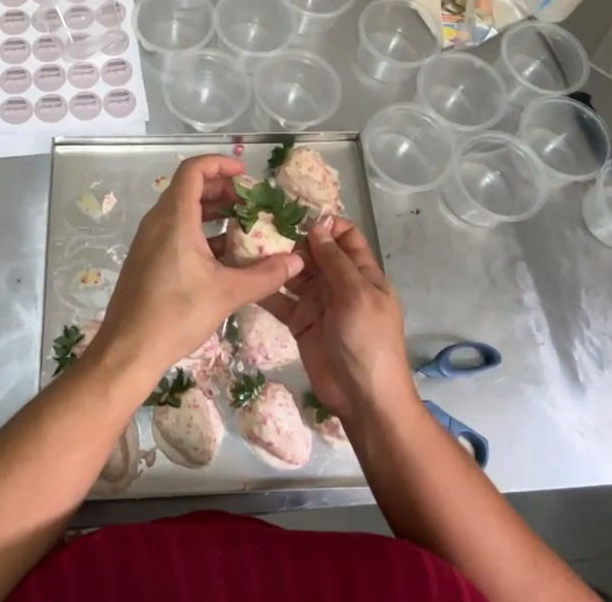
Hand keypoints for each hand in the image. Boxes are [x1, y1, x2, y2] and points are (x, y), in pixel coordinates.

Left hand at [87, 155, 303, 383]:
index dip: (220, 163)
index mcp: (174, 218)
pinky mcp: (148, 258)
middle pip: (190, 188)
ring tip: (244, 228)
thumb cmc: (175, 313)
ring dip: (213, 213)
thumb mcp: (227, 293)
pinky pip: (176, 231)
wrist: (128, 349)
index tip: (246, 175)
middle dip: (222, 190)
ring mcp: (150, 240)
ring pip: (183, 211)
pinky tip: (224, 256)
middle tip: (252, 205)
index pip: (194, 170)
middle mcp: (158, 221)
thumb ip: (265, 275)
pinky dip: (201, 232)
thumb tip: (296, 261)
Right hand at [261, 216, 416, 422]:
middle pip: (313, 251)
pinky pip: (280, 299)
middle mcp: (338, 282)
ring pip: (293, 272)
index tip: (294, 213)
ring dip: (273, 260)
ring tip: (243, 244)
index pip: (345, 236)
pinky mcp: (298, 321)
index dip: (324, 223)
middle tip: (257, 225)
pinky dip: (264, 288)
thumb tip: (317, 226)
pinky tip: (243, 275)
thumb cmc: (368, 341)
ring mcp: (317, 302)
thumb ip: (335, 261)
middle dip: (290, 238)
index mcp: (361, 272)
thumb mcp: (357, 295)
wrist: (363, 397)